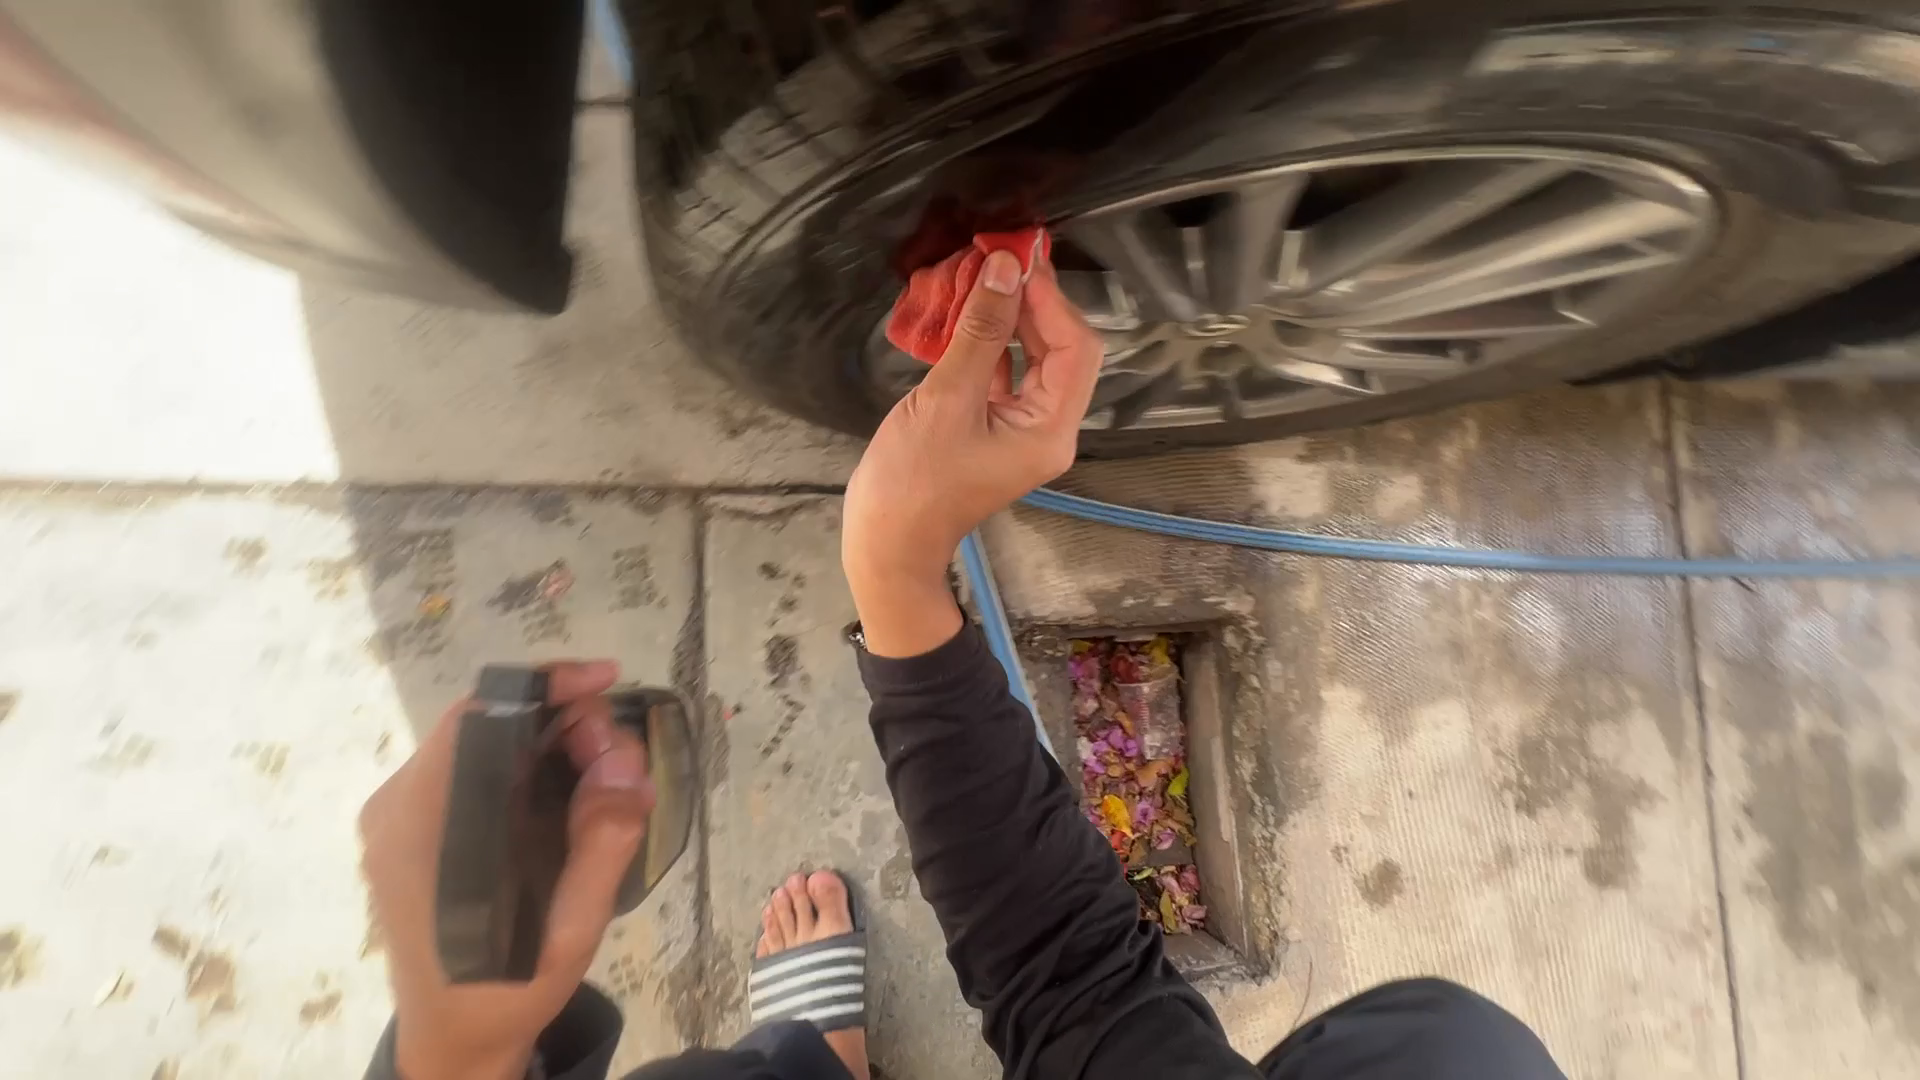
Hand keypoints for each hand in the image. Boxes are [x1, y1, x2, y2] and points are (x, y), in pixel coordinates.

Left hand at [358, 661, 654, 1079]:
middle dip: (575, 725)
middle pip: (499, 720)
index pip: (479, 715)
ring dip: (568, 745)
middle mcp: (407, 804)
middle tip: (622, 769)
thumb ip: (600, 845)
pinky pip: (498, 762)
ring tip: (612, 789)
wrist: (458, 1040)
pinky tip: (584, 795)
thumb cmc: (507, 989)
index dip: (547, 685)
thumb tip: (625, 766)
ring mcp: (416, 811)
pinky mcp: (434, 821)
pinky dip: (550, 762)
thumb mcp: (570, 929)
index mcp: (424, 823)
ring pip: (504, 738)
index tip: (610, 680)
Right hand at [842, 246, 1102, 653]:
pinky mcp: (994, 427)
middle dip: (1028, 302)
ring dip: (1005, 317)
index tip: (1015, 258)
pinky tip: (961, 315)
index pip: (1076, 348)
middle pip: (1058, 348)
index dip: (1050, 298)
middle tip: (993, 259)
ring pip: (1029, 357)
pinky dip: (985, 343)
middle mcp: (1048, 428)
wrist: (886, 541)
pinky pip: (1003, 374)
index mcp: (1050, 430)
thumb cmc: (913, 481)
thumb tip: (1005, 270)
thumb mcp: (947, 399)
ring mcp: (1021, 429)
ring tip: (974, 277)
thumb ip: (980, 332)